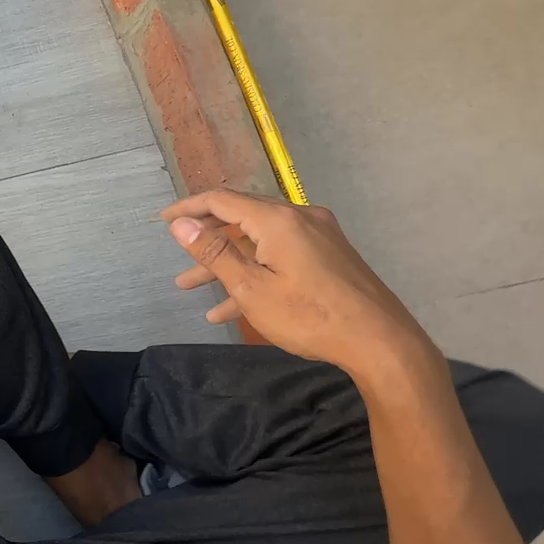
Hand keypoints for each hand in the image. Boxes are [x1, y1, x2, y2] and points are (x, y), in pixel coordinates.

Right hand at [162, 190, 430, 372]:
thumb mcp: (250, 287)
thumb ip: (213, 252)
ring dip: (224, 261)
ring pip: (257, 241)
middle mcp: (299, 219)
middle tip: (177, 250)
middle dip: (205, 237)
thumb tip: (180, 224)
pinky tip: (230, 308)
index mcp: (278, 221)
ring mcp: (317, 237)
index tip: (163, 220)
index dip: (189, 208)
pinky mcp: (327, 256)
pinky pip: (278, 255)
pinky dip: (252, 272)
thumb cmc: (308, 315)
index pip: (222, 200)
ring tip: (189, 286)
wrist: (380, 343)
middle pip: (240, 217)